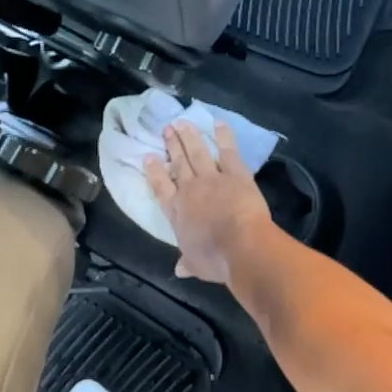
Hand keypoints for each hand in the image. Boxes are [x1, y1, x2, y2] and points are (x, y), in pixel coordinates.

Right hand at [144, 120, 275, 282]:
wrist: (242, 245)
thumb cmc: (215, 259)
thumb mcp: (196, 264)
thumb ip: (187, 261)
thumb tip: (179, 270)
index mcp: (176, 211)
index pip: (160, 186)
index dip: (154, 170)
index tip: (148, 156)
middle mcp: (190, 189)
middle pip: (178, 162)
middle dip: (172, 144)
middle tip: (167, 128)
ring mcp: (212, 178)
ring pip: (198, 152)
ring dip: (190, 136)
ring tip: (182, 122)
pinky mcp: (235, 173)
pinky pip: (227, 151)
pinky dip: (223, 136)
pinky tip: (219, 124)